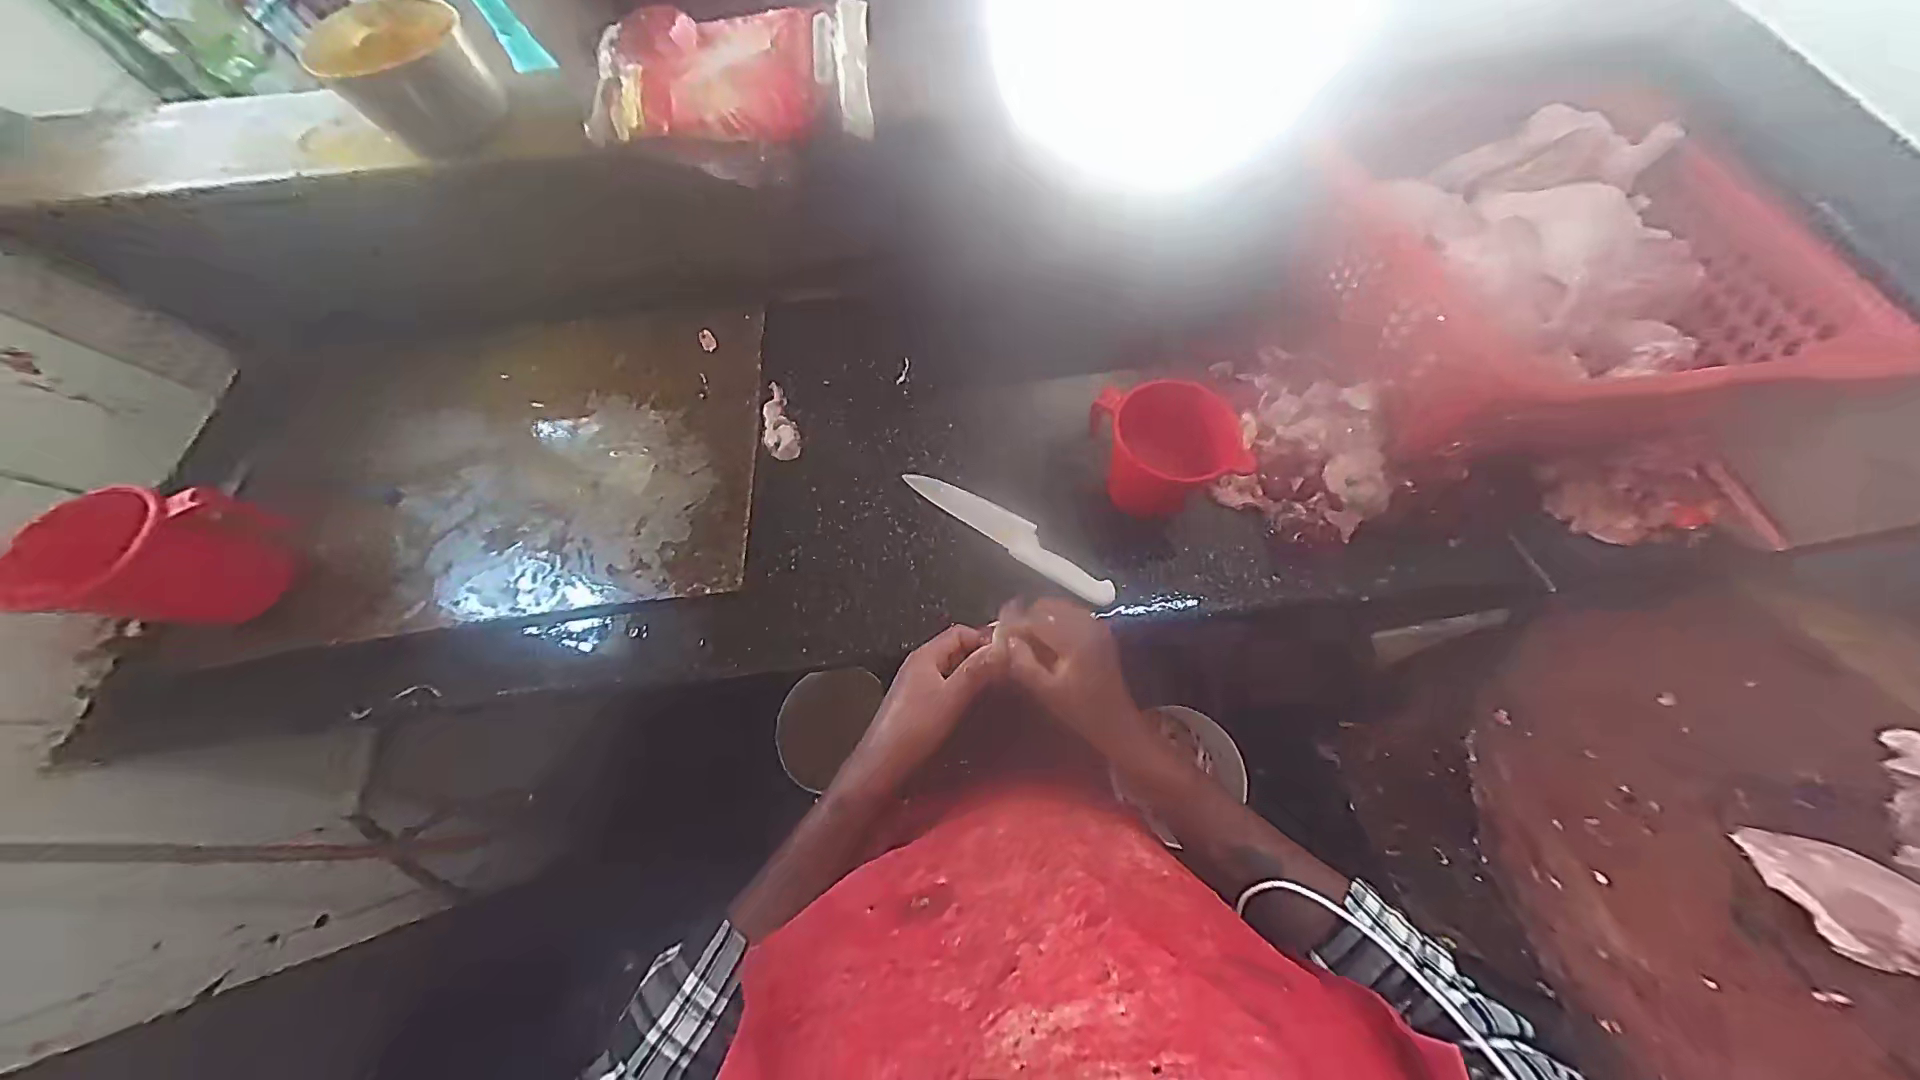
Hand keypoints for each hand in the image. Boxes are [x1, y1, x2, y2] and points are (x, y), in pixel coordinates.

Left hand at [837, 624, 1004, 793]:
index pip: (961, 632)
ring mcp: (917, 687)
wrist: (881, 769)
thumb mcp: (951, 697)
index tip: (1009, 653)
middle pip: (957, 650)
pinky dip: (963, 693)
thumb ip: (976, 671)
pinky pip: (946, 690)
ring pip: (952, 671)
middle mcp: (919, 667)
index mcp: (925, 656)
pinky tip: (976, 709)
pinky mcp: (917, 707)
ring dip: (974, 676)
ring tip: (997, 690)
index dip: (985, 638)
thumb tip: (1001, 646)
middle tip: (1008, 671)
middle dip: (982, 658)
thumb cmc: (913, 731)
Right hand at [998, 598, 1141, 747]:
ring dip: (1038, 619)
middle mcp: (1087, 624)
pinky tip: (1045, 641)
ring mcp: (1095, 625)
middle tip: (1010, 637)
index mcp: (1075, 639)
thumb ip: (1023, 663)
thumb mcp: (1046, 691)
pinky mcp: (1098, 630)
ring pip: (1057, 608)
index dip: (1013, 624)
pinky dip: (1053, 621)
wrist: (1117, 721)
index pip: (1035, 619)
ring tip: (1025, 639)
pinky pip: (1069, 614)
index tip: (998, 634)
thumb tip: (1007, 640)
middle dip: (1025, 618)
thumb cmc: (1081, 711)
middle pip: (1046, 607)